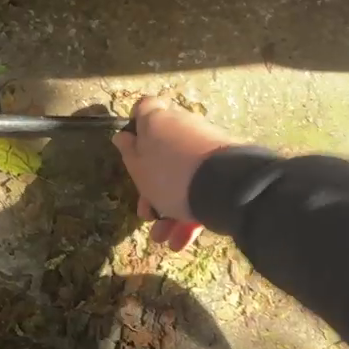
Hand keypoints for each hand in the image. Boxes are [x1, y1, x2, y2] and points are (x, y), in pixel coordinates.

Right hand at [111, 97, 236, 251]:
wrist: (226, 186)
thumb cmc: (170, 174)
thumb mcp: (139, 167)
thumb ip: (128, 151)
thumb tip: (122, 136)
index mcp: (158, 121)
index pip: (145, 108)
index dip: (136, 122)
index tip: (131, 144)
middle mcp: (183, 129)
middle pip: (161, 153)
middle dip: (152, 188)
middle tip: (147, 212)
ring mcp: (206, 149)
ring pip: (181, 177)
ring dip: (169, 210)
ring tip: (164, 238)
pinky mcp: (225, 170)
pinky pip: (201, 189)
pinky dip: (190, 213)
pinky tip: (182, 240)